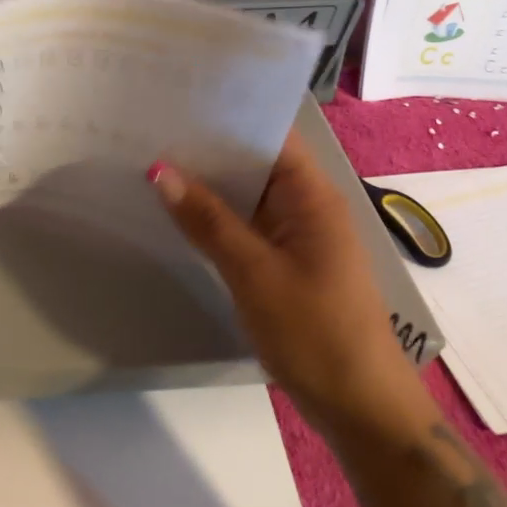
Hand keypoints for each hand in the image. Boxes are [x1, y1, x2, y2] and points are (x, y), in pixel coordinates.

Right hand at [149, 133, 430, 438]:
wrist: (361, 409)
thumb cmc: (315, 333)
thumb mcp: (254, 274)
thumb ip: (208, 221)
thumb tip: (160, 171)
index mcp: (311, 196)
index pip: (269, 133)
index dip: (226, 113)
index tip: (175, 98)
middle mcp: (305, 207)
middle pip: (252, 161)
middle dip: (204, 147)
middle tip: (145, 128)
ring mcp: (295, 237)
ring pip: (244, 195)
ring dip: (205, 184)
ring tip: (146, 161)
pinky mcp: (284, 264)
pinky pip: (243, 227)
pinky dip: (212, 218)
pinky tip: (172, 213)